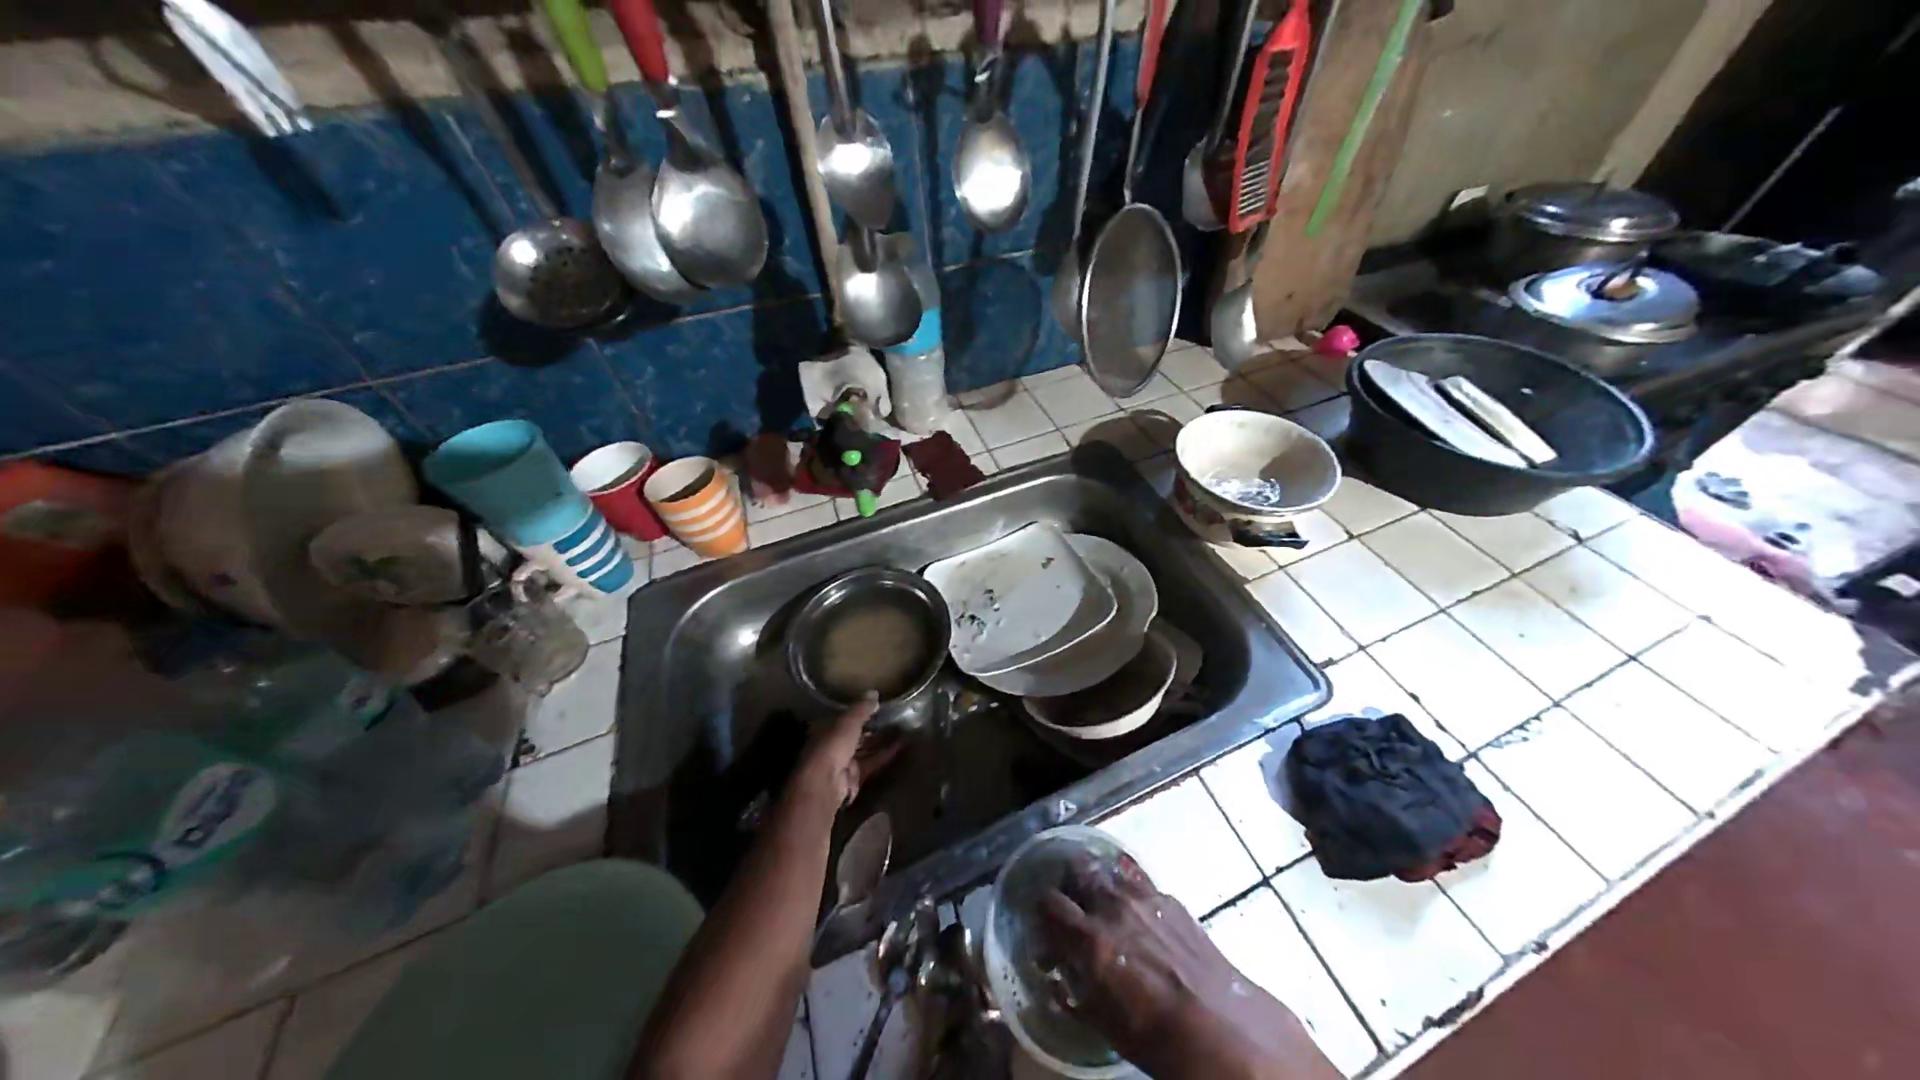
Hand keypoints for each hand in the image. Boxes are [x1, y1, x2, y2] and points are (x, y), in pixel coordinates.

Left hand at [791, 695, 897, 807]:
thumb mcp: (848, 721)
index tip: (876, 703)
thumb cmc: (833, 745)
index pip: (844, 716)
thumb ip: (862, 708)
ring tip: (901, 729)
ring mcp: (844, 762)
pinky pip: (873, 762)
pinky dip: (886, 754)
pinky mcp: (856, 776)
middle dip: (872, 726)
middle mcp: (834, 744)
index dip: (859, 710)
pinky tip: (901, 745)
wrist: (826, 783)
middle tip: (893, 716)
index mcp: (826, 728)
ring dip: (881, 740)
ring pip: (865, 748)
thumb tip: (874, 693)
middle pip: (856, 733)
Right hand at [1037, 855, 1335, 1079]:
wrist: (1220, 1028)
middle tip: (1070, 898)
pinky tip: (1133, 902)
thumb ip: (1072, 989)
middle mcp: (1112, 907)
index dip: (1042, 908)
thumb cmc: (1153, 1035)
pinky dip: (1128, 884)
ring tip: (1100, 892)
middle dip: (1069, 881)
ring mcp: (1143, 898)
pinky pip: (1139, 879)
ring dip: (1099, 877)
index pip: (1049, 903)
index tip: (1044, 920)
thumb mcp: (1100, 1019)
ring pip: (1108, 868)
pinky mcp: (1170, 899)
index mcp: (1089, 938)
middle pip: (1078, 871)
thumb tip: (1055, 974)